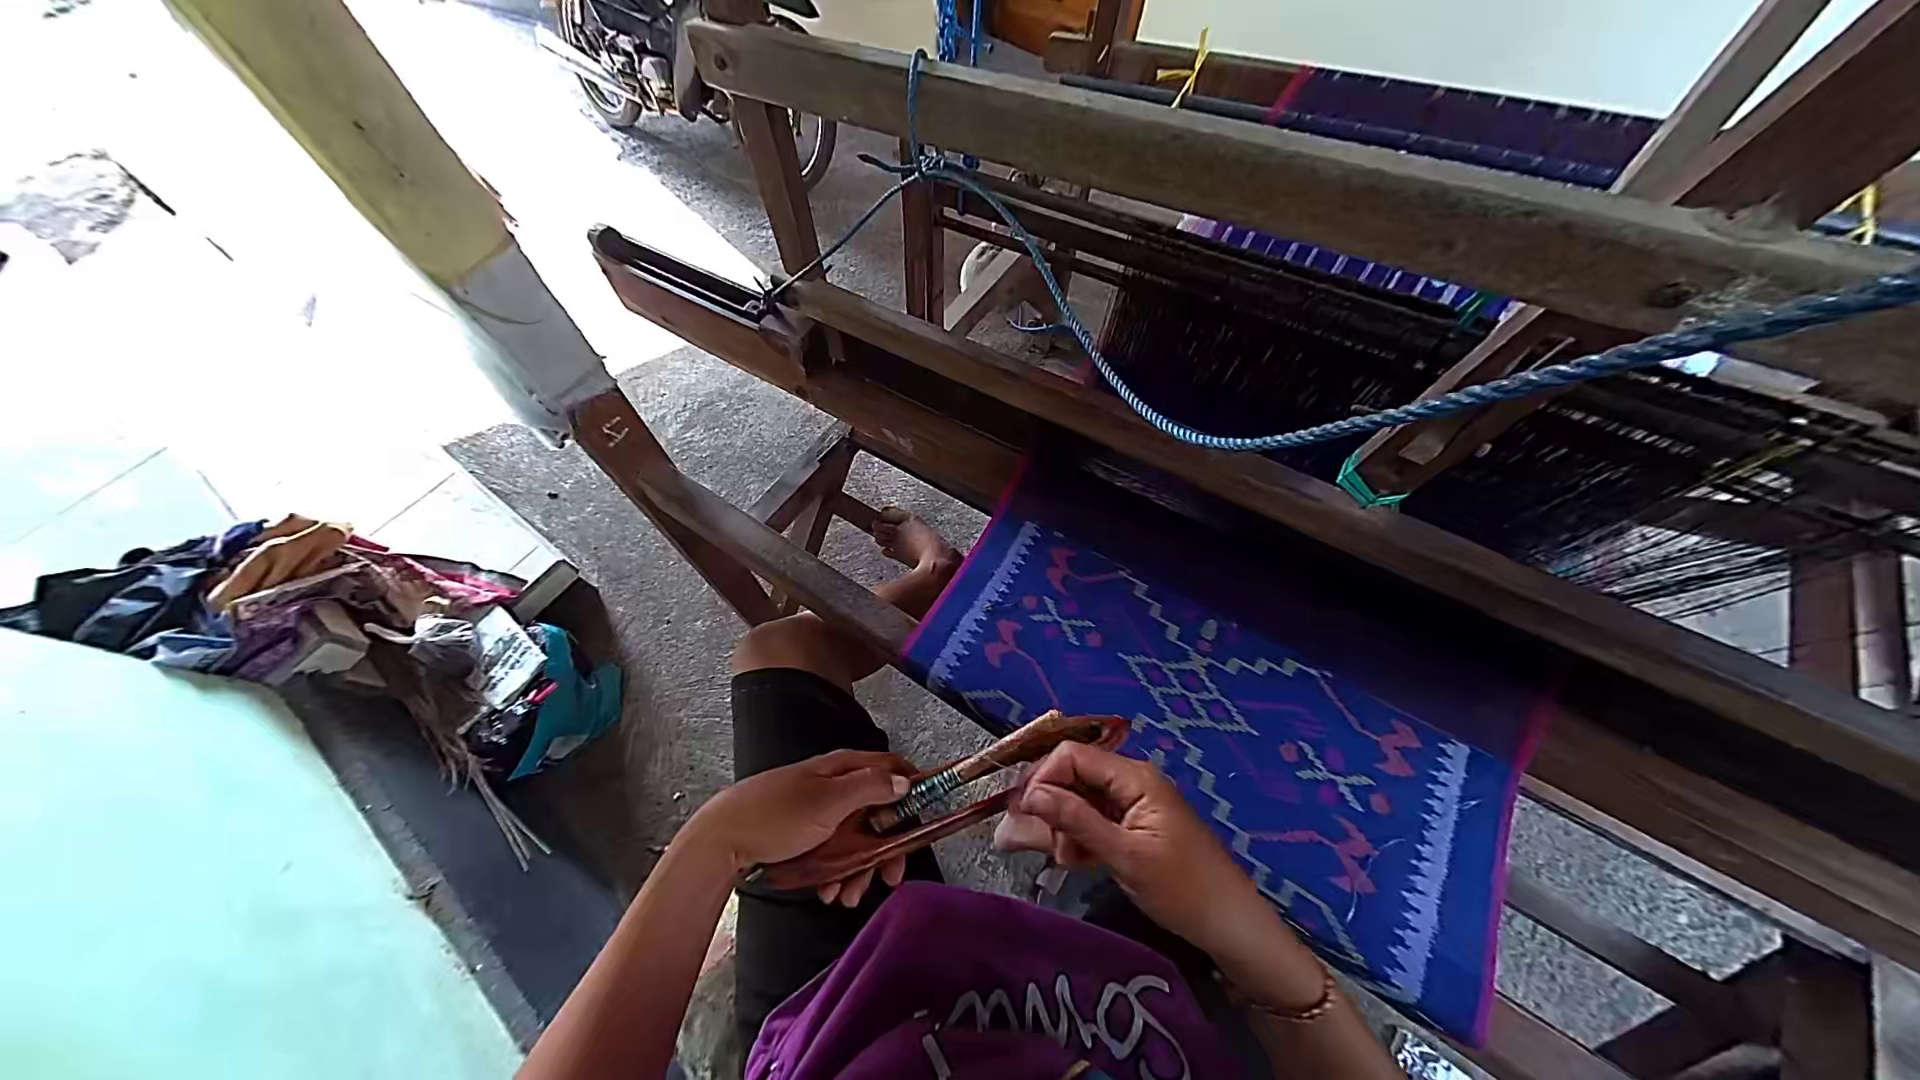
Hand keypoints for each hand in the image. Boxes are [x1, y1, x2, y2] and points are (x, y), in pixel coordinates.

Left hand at [685, 750, 911, 907]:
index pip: (891, 769)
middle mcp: (835, 785)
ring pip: (855, 836)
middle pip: (877, 811)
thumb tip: (904, 783)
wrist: (721, 840)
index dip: (913, 789)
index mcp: (843, 768)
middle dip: (886, 846)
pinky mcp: (803, 833)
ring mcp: (818, 810)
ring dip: (859, 866)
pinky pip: (832, 850)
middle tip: (889, 876)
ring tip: (849, 895)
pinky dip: (836, 871)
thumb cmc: (776, 815)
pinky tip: (829, 891)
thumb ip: (870, 788)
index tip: (926, 818)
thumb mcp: (829, 801)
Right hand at [995, 743, 1321, 1005]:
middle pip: (1072, 775)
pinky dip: (1076, 837)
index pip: (1073, 755)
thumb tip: (1030, 794)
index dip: (1043, 777)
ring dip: (1060, 825)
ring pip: (1078, 800)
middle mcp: (1129, 781)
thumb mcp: (1125, 855)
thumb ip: (1076, 820)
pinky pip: (1091, 820)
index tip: (1023, 811)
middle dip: (1047, 803)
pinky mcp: (1130, 826)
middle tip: (1022, 835)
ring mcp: (1130, 804)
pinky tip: (1069, 859)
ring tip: (1054, 857)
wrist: (1231, 926)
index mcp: (1133, 776)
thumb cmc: (1183, 889)